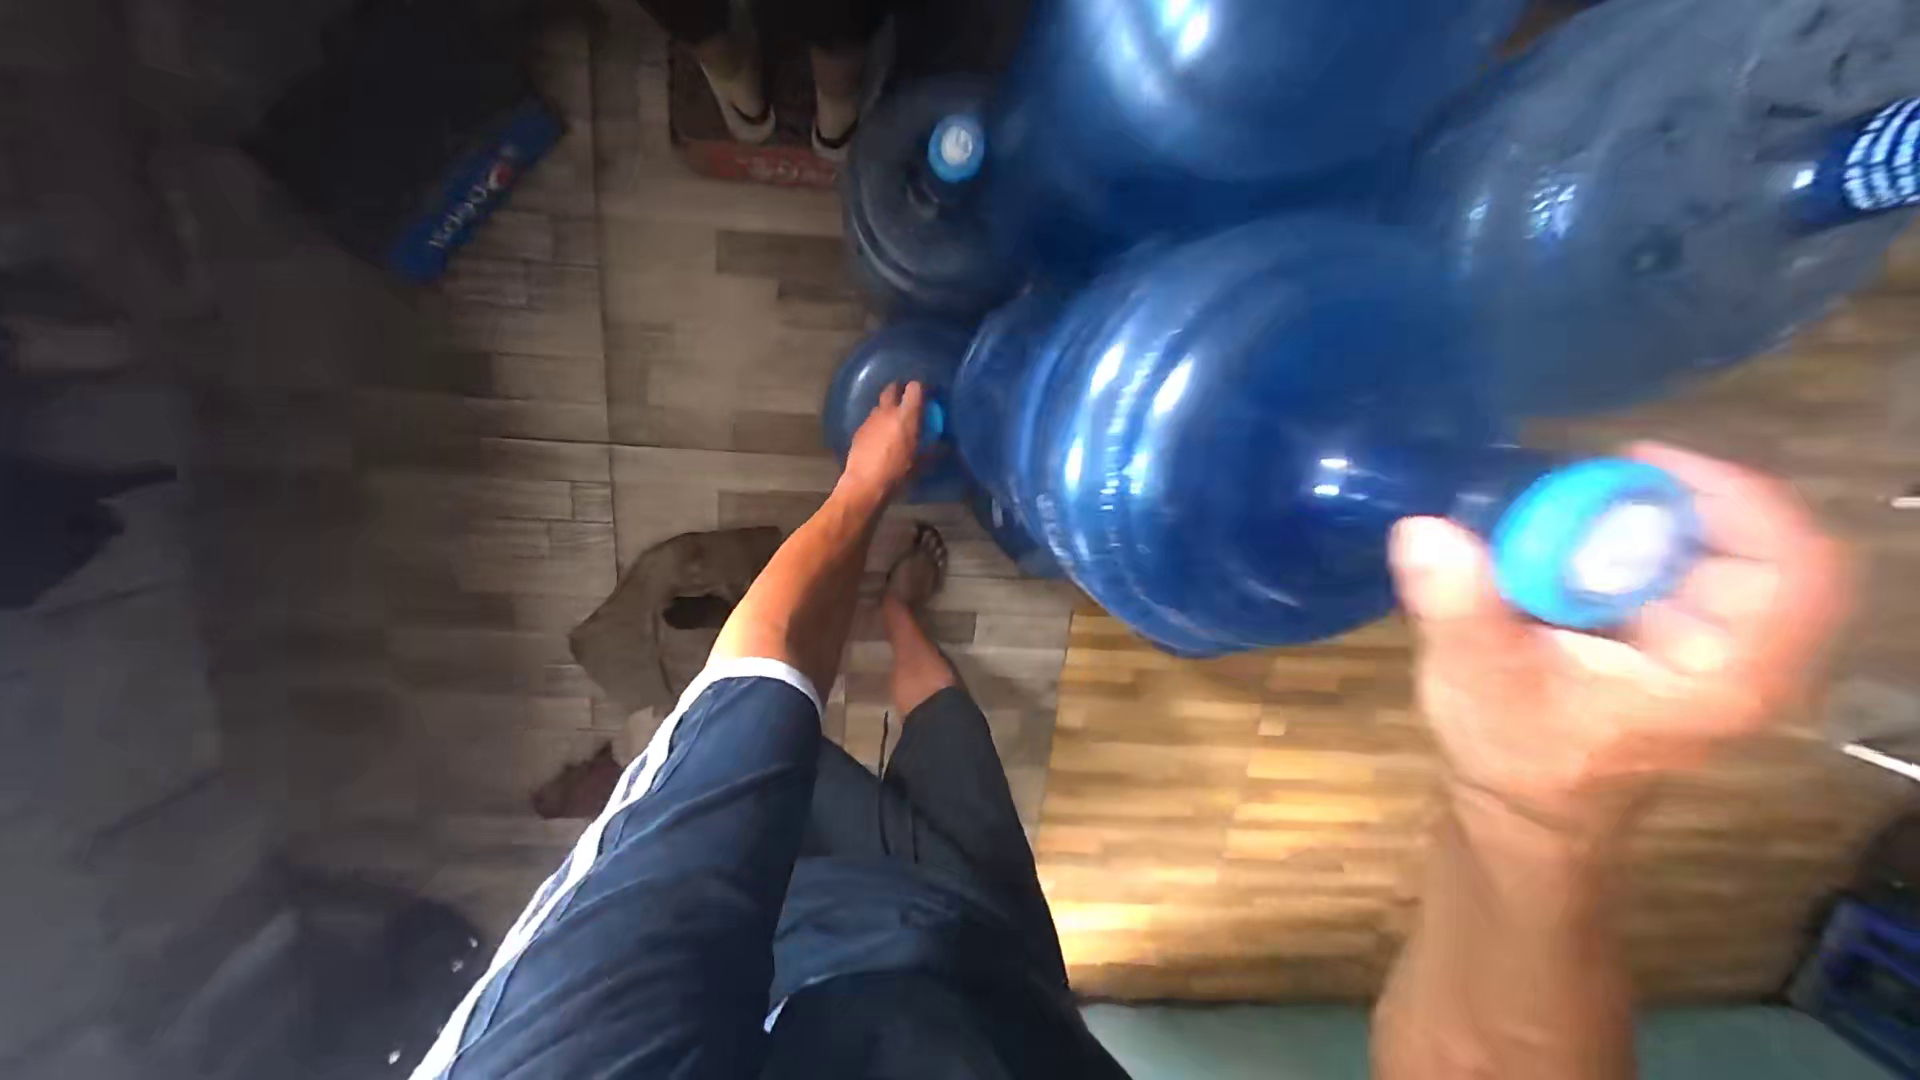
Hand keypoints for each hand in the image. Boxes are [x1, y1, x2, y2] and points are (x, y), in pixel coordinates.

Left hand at [840, 381, 923, 503]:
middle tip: (907, 402)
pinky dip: (878, 423)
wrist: (865, 484)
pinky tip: (879, 438)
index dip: (921, 389)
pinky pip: (871, 419)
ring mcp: (870, 419)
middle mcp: (887, 411)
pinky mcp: (859, 430)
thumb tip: (945, 444)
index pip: (915, 387)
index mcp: (907, 416)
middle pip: (893, 388)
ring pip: (880, 404)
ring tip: (893, 422)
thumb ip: (932, 449)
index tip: (926, 396)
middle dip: (900, 390)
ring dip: (888, 408)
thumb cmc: (897, 473)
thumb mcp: (921, 463)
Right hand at [1389, 443, 1849, 829]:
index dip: (1733, 499)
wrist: (1520, 803)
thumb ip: (1456, 605)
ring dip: (1629, 525)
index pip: (1788, 568)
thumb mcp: (1477, 677)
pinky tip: (1549, 545)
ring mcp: (1699, 650)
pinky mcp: (1662, 646)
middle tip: (1569, 484)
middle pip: (1739, 551)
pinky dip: (1608, 548)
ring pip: (1696, 559)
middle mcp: (1733, 655)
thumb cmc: (1514, 754)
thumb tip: (1421, 528)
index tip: (1638, 462)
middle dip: (1656, 507)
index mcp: (1722, 671)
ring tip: (1551, 508)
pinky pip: (1656, 576)